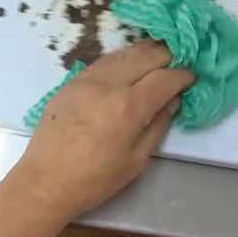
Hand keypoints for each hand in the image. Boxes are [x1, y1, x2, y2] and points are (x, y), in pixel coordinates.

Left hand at [9, 40, 193, 220]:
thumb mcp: (136, 161)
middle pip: (145, 56)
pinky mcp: (69, 85)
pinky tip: (127, 66)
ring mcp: (85, 81)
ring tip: (157, 57)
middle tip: (179, 60)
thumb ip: (157, 126)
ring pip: (121, 54)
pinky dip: (120, 60)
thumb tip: (171, 102)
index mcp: (128, 106)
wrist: (44, 183)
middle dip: (167, 55)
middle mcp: (107, 85)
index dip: (183, 75)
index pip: (165, 78)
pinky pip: (101, 63)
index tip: (193, 76)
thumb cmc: (93, 181)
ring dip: (143, 53)